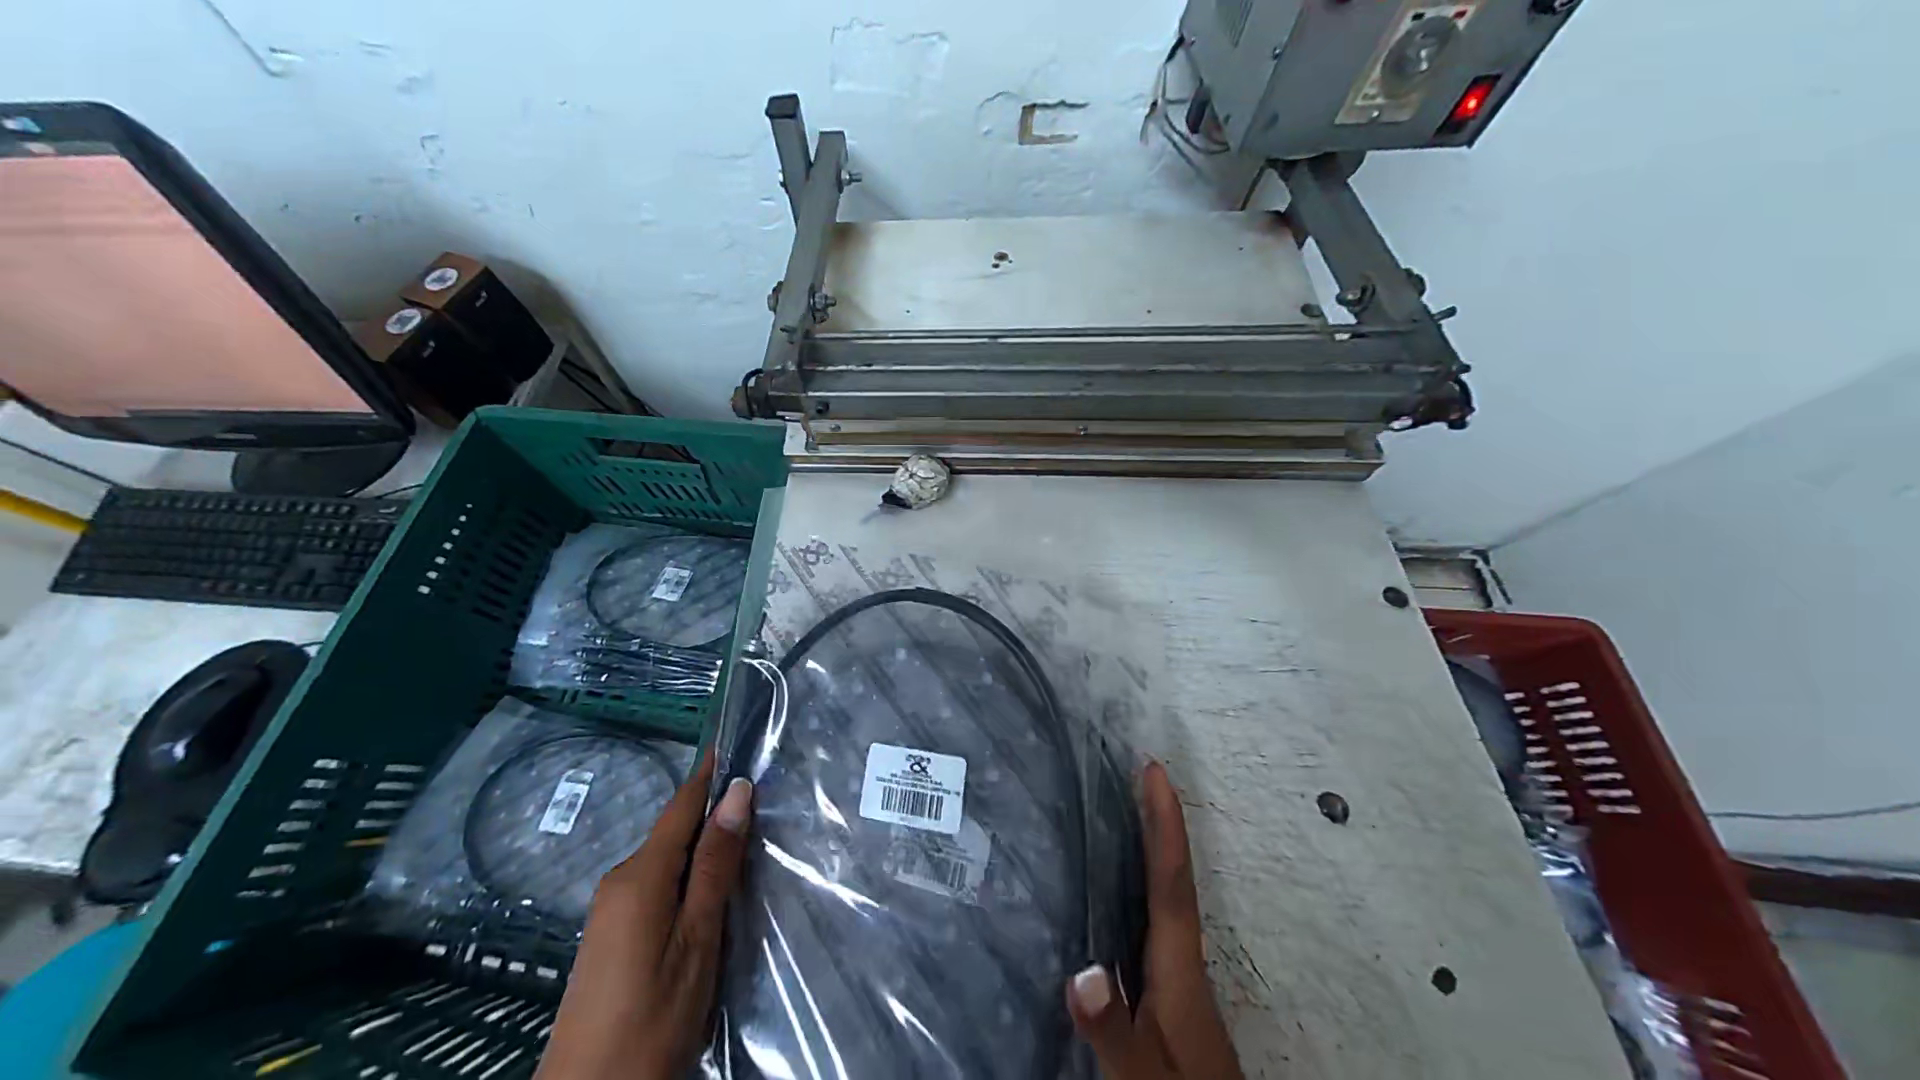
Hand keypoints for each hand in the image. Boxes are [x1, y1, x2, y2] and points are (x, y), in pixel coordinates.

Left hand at [536, 752, 753, 1079]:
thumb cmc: (652, 1016)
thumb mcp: (698, 939)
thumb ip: (715, 865)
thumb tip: (736, 792)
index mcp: (641, 875)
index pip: (681, 805)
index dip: (710, 773)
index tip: (740, 742)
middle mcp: (620, 881)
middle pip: (674, 830)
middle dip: (715, 812)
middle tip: (766, 798)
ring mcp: (611, 909)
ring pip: (667, 859)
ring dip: (704, 846)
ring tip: (751, 841)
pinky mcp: (611, 934)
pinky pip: (657, 884)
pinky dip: (688, 875)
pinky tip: (714, 890)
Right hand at [1067, 761, 1244, 1079]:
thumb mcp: (1142, 1075)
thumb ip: (1114, 1029)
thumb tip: (1082, 971)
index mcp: (1178, 966)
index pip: (1170, 882)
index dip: (1163, 824)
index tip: (1154, 771)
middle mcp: (1181, 959)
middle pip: (1171, 877)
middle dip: (1159, 823)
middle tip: (1137, 774)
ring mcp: (1176, 976)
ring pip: (1163, 895)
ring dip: (1150, 848)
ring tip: (1123, 810)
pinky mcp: (1166, 992)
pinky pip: (1150, 917)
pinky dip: (1138, 884)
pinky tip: (1112, 887)